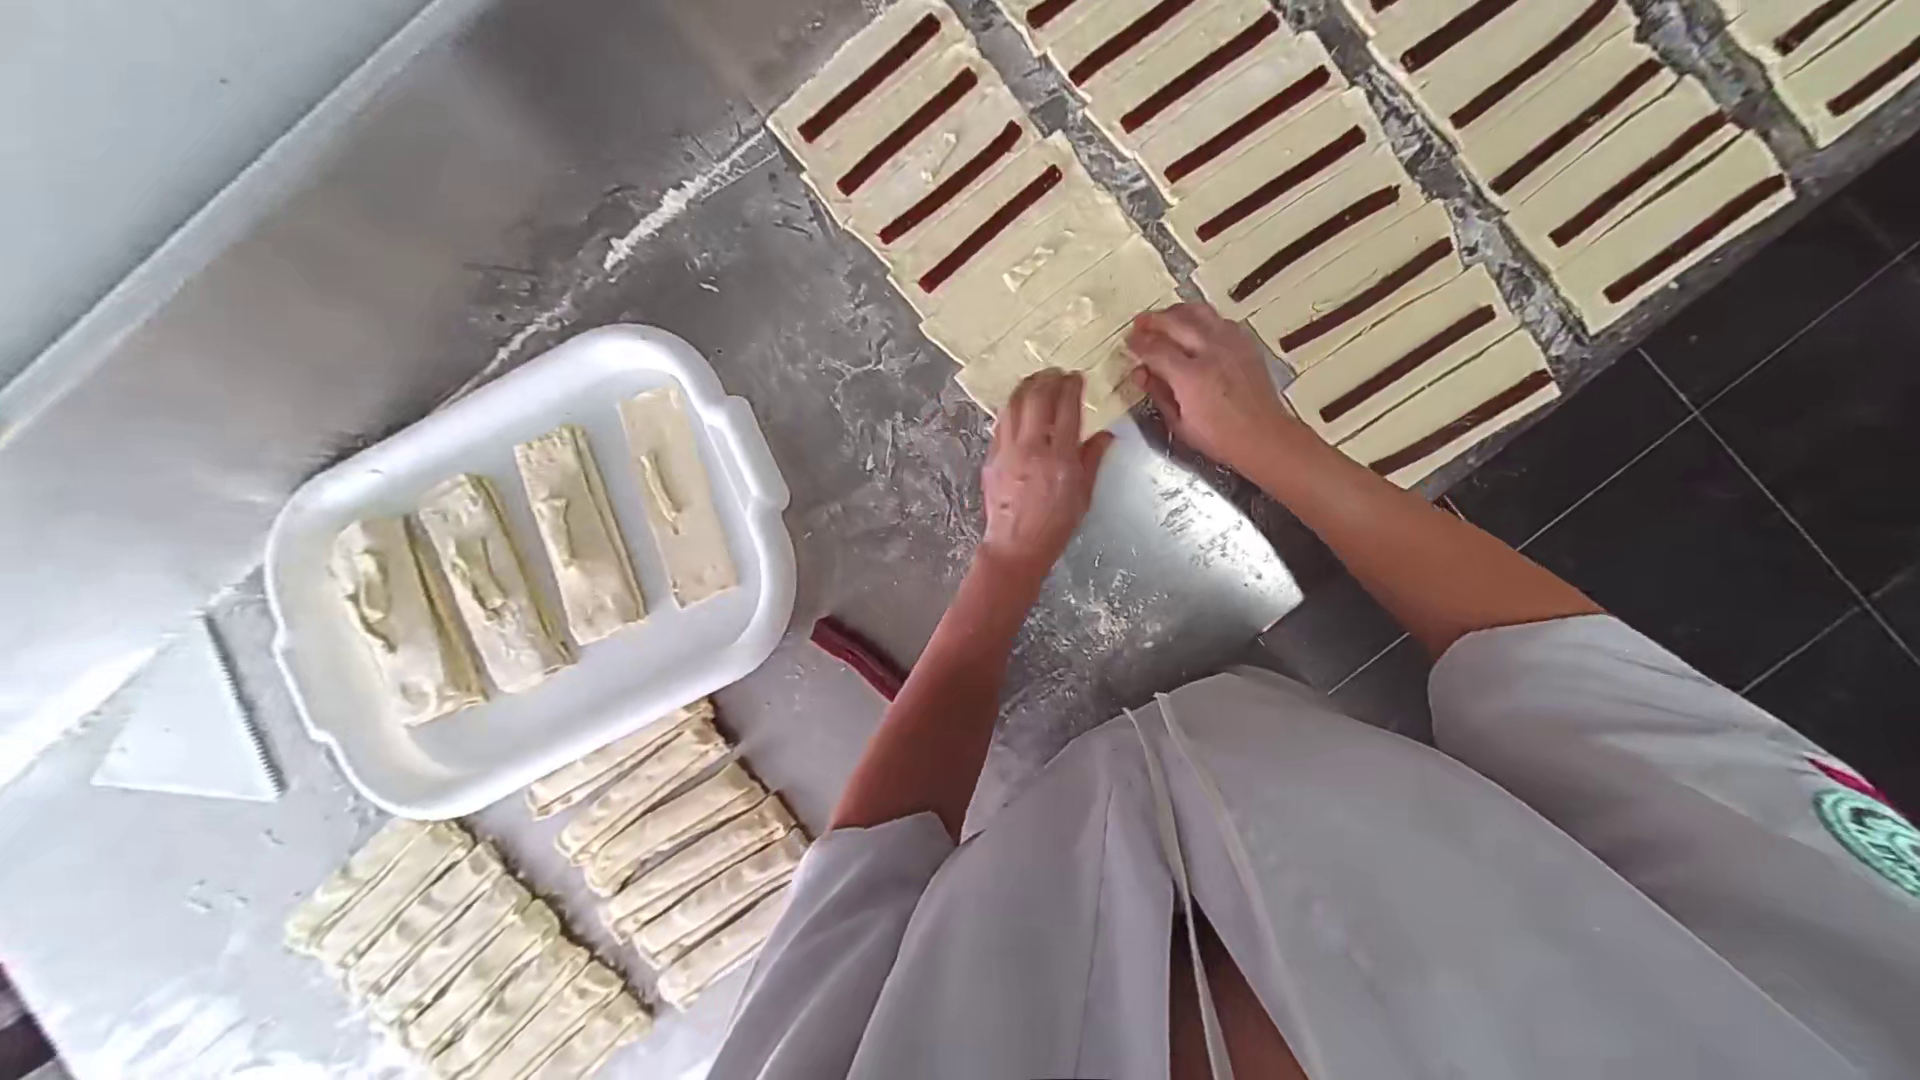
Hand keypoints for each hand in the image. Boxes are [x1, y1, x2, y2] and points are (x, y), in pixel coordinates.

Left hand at [979, 370, 1112, 578]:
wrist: (1017, 545)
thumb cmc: (1055, 525)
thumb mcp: (1083, 494)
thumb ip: (1092, 459)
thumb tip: (1105, 435)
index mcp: (1060, 456)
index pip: (1067, 407)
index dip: (1072, 387)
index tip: (1077, 378)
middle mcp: (1032, 448)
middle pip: (1038, 398)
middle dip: (1049, 379)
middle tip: (1057, 373)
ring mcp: (1008, 451)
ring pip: (1014, 405)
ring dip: (1026, 387)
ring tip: (1036, 381)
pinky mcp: (992, 458)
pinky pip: (1001, 423)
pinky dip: (1011, 409)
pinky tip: (1018, 406)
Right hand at [1127, 302, 1303, 473]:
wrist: (1263, 435)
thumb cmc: (1219, 437)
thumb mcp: (1179, 423)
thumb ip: (1158, 393)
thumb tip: (1141, 373)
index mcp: (1191, 377)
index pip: (1156, 349)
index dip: (1138, 343)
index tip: (1128, 342)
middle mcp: (1211, 353)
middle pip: (1175, 322)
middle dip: (1153, 321)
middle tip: (1140, 324)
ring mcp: (1231, 345)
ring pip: (1199, 312)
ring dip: (1177, 312)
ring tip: (1164, 317)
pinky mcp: (1245, 344)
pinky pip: (1219, 319)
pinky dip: (1201, 318)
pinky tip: (1194, 325)